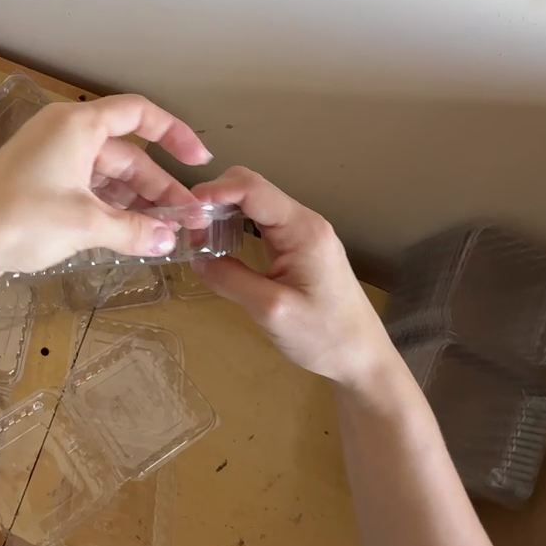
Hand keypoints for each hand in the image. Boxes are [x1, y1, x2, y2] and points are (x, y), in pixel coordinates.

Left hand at [0, 94, 213, 284]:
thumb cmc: (20, 218)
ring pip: (105, 175)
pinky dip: (108, 209)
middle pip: (124, 153)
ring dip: (134, 202)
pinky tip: (130, 234)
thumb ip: (133, 230)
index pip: (138, 114)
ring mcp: (48, 160)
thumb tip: (169, 240)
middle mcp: (64, 135)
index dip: (174, 133)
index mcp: (77, 125)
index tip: (199, 161)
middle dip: (158, 186)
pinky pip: (84, 190)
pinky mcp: (36, 186)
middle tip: (188, 220)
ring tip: (164, 232)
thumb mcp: (85, 223)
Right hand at [191, 167, 396, 389]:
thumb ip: (229, 279)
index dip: (212, 191)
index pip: (251, 187)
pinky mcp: (296, 246)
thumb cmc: (324, 336)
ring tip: (199, 241)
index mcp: (301, 228)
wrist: (362, 359)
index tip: (183, 213)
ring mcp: (300, 232)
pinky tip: (219, 247)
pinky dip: (233, 225)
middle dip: (213, 200)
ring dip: (221, 213)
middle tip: (189, 230)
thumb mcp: (269, 310)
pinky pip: (258, 221)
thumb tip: (195, 258)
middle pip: (249, 187)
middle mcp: (302, 220)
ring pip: (251, 202)